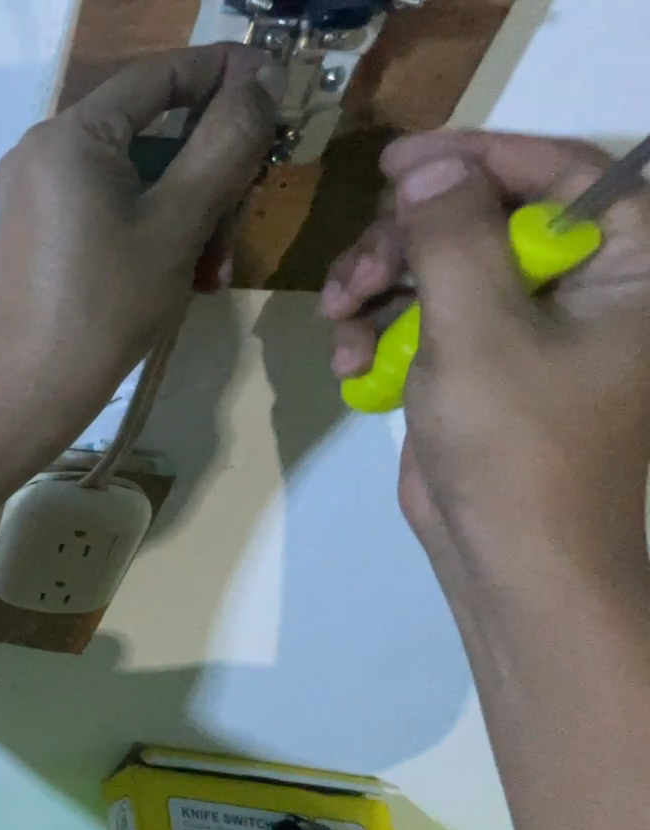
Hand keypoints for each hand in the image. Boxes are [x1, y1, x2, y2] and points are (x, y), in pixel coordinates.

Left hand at [0, 44, 275, 451]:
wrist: (35, 393)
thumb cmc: (107, 307)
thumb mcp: (181, 219)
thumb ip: (228, 137)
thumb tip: (257, 77)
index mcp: (64, 140)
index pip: (160, 75)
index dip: (228, 74)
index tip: (283, 93)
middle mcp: (33, 158)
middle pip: (147, 134)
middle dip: (206, 173)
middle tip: (241, 218)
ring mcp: (25, 199)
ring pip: (130, 179)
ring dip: (184, 214)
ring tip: (212, 269)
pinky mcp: (27, 236)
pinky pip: (99, 210)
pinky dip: (144, 231)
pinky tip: (180, 276)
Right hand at [321, 133, 649, 569]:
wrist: (509, 544)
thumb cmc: (517, 439)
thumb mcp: (479, 334)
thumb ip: (453, 242)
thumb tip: (425, 169)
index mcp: (630, 264)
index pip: (565, 175)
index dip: (479, 157)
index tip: (395, 163)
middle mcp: (584, 283)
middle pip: (482, 220)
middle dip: (403, 243)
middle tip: (350, 280)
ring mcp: (525, 324)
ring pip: (437, 268)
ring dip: (375, 289)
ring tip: (337, 325)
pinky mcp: (475, 359)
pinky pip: (418, 316)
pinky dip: (374, 330)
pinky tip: (347, 360)